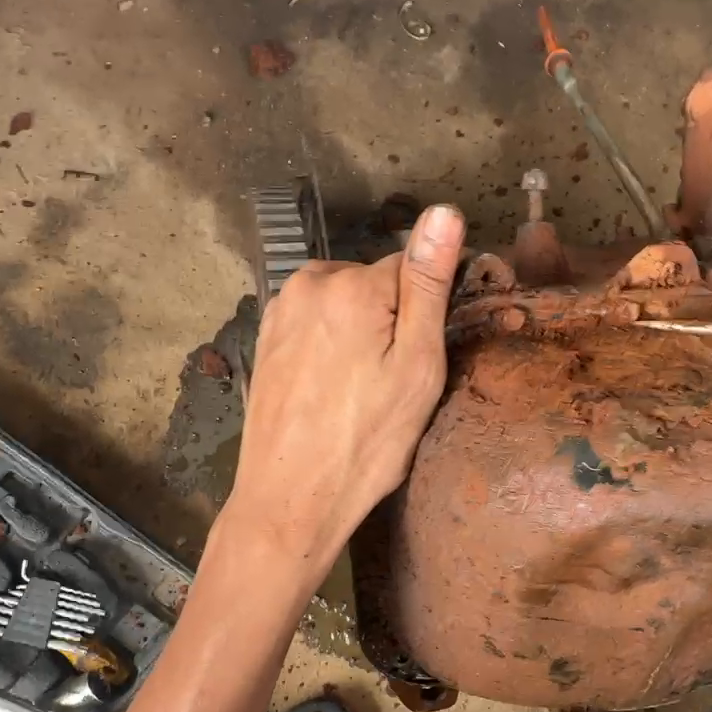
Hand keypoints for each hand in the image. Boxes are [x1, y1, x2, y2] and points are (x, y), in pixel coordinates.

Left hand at [227, 204, 465, 570]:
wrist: (291, 499)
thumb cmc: (367, 442)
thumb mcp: (417, 367)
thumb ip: (428, 286)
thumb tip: (446, 212)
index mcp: (352, 285)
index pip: (413, 268)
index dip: (429, 310)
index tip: (427, 357)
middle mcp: (308, 284)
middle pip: (376, 284)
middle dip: (392, 322)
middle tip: (396, 384)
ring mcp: (281, 311)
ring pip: (346, 305)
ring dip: (362, 334)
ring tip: (364, 392)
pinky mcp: (266, 338)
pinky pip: (317, 325)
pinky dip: (333, 347)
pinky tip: (335, 391)